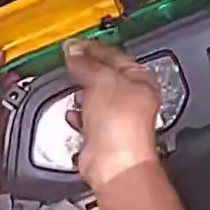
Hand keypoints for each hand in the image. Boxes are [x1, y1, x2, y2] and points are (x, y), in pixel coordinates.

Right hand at [63, 38, 160, 191]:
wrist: (114, 164)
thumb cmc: (121, 126)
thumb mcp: (100, 80)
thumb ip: (86, 63)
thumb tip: (74, 50)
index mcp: (140, 80)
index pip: (114, 55)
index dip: (93, 48)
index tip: (75, 44)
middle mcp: (131, 99)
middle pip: (104, 76)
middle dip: (85, 69)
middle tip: (69, 61)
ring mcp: (116, 119)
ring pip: (94, 97)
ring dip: (80, 92)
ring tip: (70, 86)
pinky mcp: (101, 136)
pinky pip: (86, 119)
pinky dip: (78, 115)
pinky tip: (73, 113)